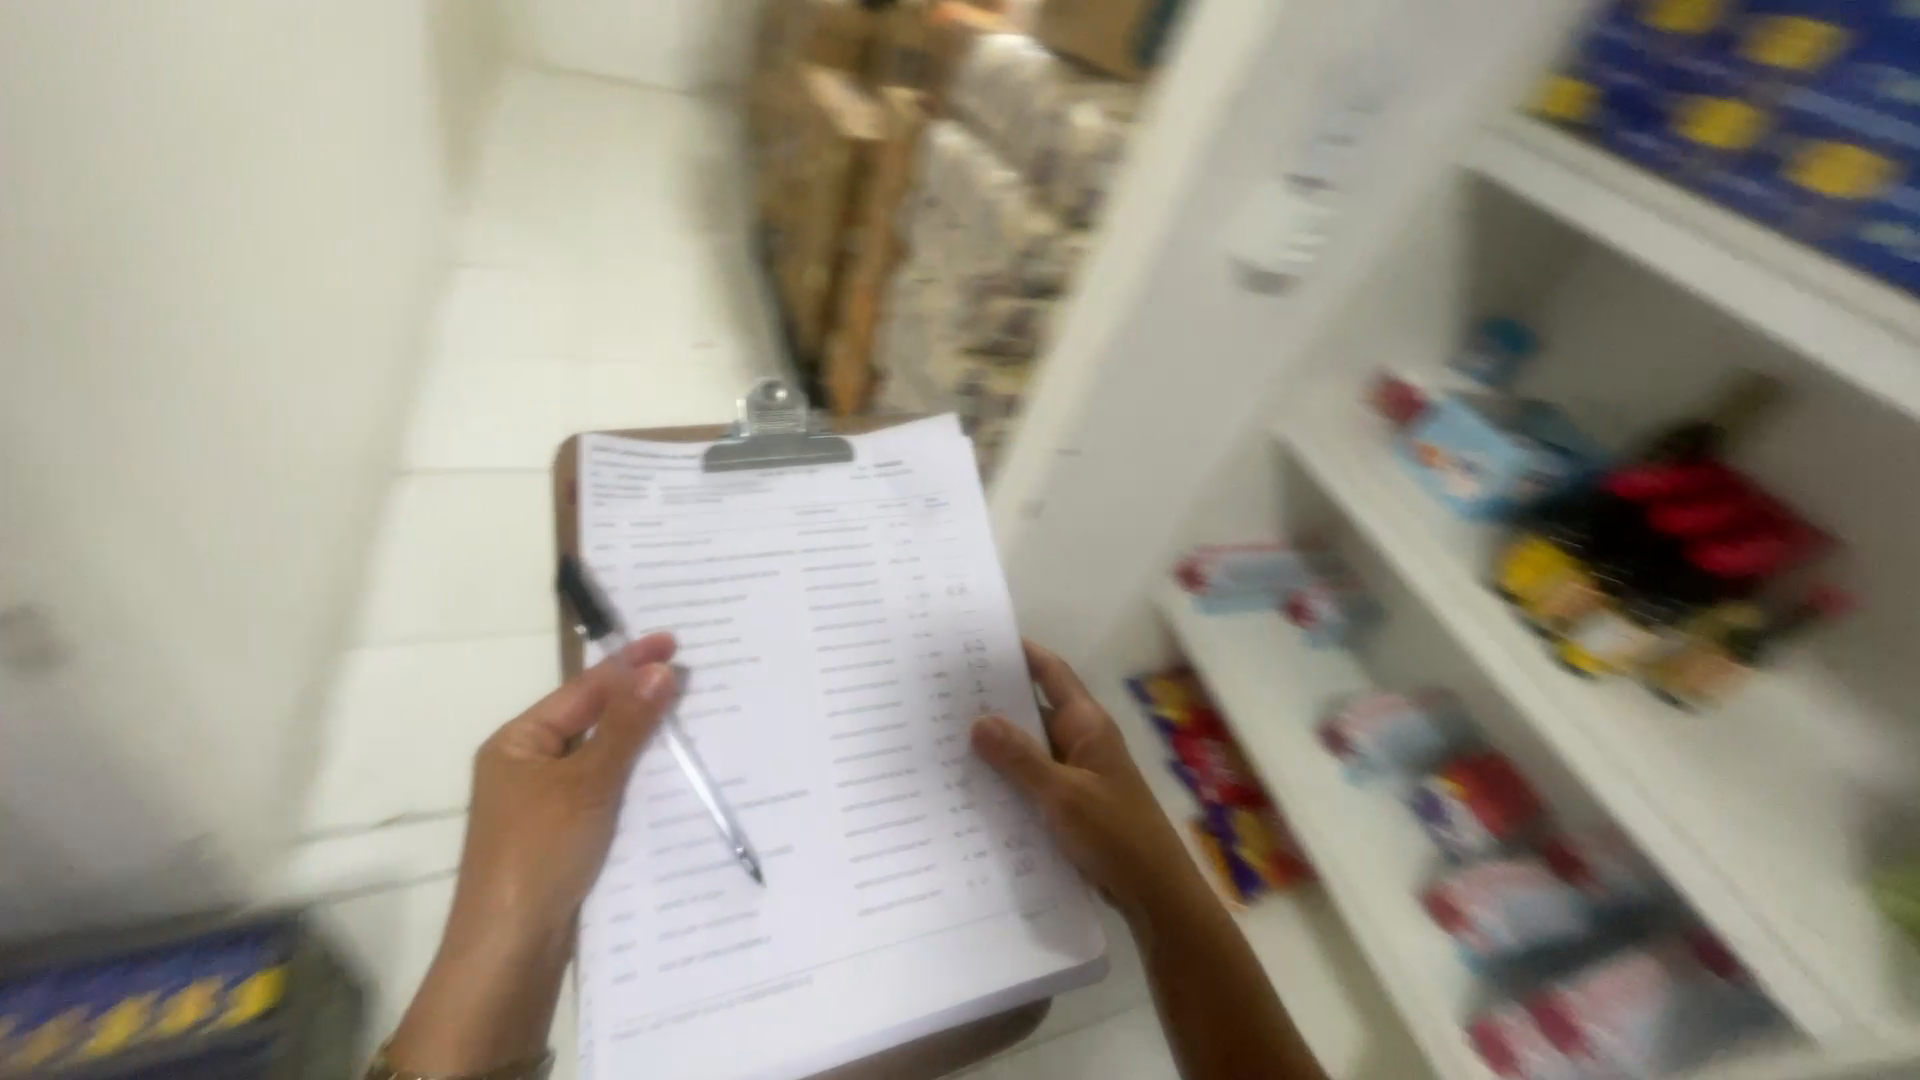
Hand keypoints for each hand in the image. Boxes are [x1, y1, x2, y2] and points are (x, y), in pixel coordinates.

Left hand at [386, 633, 679, 1074]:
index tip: (674, 641)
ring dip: (645, 735)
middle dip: (641, 696)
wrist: (511, 950)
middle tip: (692, 673)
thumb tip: (662, 669)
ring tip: (693, 713)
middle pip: (594, 717)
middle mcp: (531, 765)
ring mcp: (550, 800)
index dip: (629, 663)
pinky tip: (675, 769)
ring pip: (606, 753)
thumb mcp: (587, 781)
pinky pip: (611, 785)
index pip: (583, 689)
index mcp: (519, 743)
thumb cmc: (539, 853)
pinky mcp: (570, 831)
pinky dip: (640, 772)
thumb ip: (626, 725)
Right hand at [971, 641, 1200, 919]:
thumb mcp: (1063, 794)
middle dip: (996, 700)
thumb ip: (1020, 758)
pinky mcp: (1069, 805)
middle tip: (945, 692)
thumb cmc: (1116, 834)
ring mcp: (1076, 774)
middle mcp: (1081, 741)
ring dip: (997, 744)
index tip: (982, 640)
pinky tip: (970, 786)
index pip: (1052, 673)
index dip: (1023, 653)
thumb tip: (977, 720)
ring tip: (944, 735)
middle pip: (1034, 709)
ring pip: (1030, 748)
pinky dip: (1007, 779)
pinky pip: (1032, 780)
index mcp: (1088, 725)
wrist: (1154, 894)